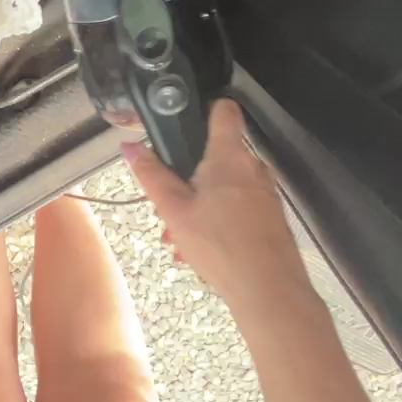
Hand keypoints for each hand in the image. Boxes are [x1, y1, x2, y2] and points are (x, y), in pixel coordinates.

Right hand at [122, 99, 311, 310]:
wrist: (270, 291)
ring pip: (224, 186)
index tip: (185, 125)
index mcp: (229, 157)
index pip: (224, 111)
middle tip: (169, 206)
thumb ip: (152, 175)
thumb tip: (130, 147)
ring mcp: (265, 192)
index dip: (204, 110)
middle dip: (188, 178)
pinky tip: (201, 250)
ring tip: (179, 238)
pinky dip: (218, 220)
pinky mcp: (271, 216)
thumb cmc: (221, 246)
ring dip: (199, 205)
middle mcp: (253, 168)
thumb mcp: (174, 210)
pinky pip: (238, 206)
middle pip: (216, 156)